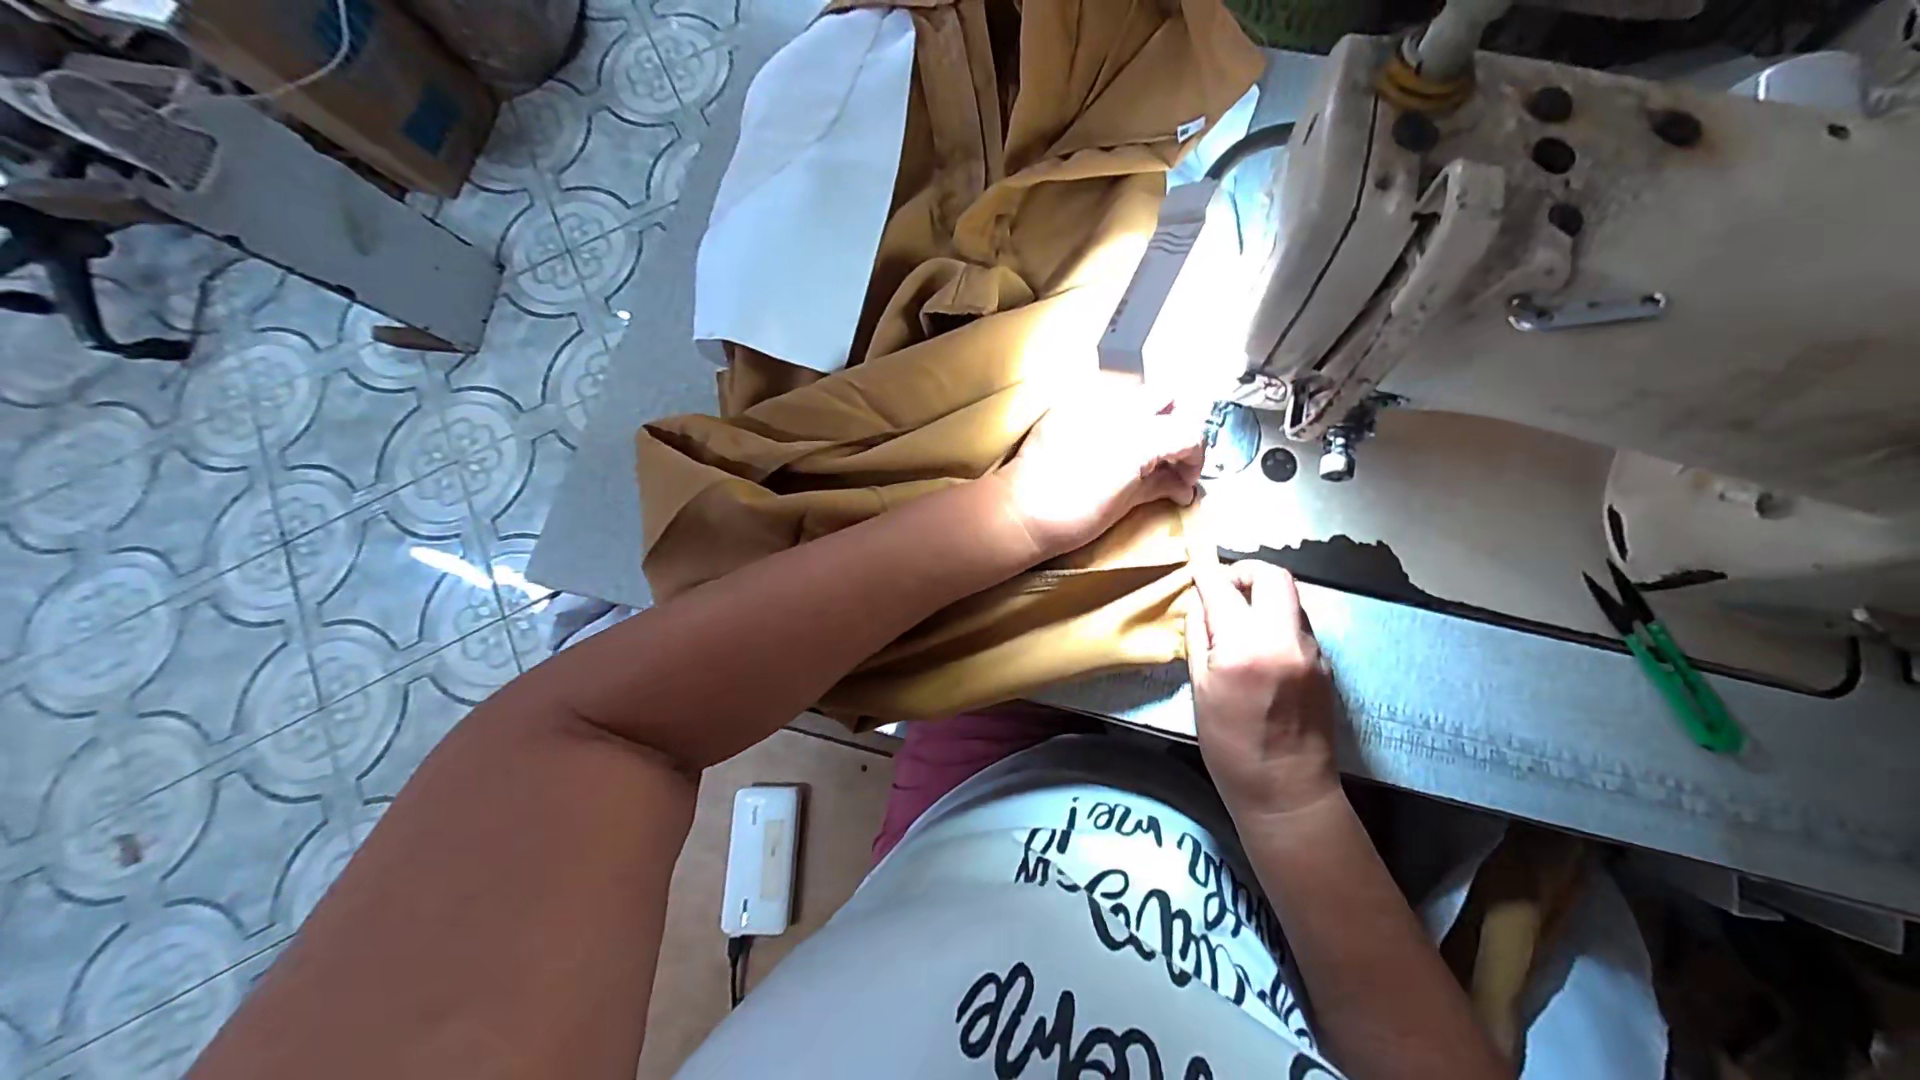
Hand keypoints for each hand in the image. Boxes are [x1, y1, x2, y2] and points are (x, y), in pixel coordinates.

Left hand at [993, 384, 1204, 558]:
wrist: (1020, 511)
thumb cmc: (1073, 516)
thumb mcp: (1126, 504)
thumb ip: (1159, 485)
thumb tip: (1180, 487)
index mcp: (1141, 437)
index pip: (1190, 431)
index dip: (1195, 458)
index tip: (1186, 478)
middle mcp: (1120, 410)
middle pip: (1168, 396)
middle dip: (1175, 423)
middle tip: (1167, 455)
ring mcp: (1091, 403)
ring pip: (1135, 393)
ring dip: (1146, 415)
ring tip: (1137, 448)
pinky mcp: (1067, 406)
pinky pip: (1103, 398)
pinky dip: (1115, 415)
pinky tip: (1106, 442)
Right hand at [1187, 559, 1341, 821]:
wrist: (1287, 791)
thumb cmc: (1230, 747)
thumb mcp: (1199, 689)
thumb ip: (1200, 637)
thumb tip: (1201, 603)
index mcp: (1245, 648)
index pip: (1223, 588)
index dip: (1206, 573)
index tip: (1195, 566)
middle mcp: (1285, 640)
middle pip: (1273, 576)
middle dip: (1244, 573)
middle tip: (1223, 590)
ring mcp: (1312, 651)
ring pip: (1289, 598)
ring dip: (1262, 598)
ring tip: (1239, 623)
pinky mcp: (1325, 663)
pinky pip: (1297, 625)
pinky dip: (1276, 623)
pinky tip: (1260, 650)